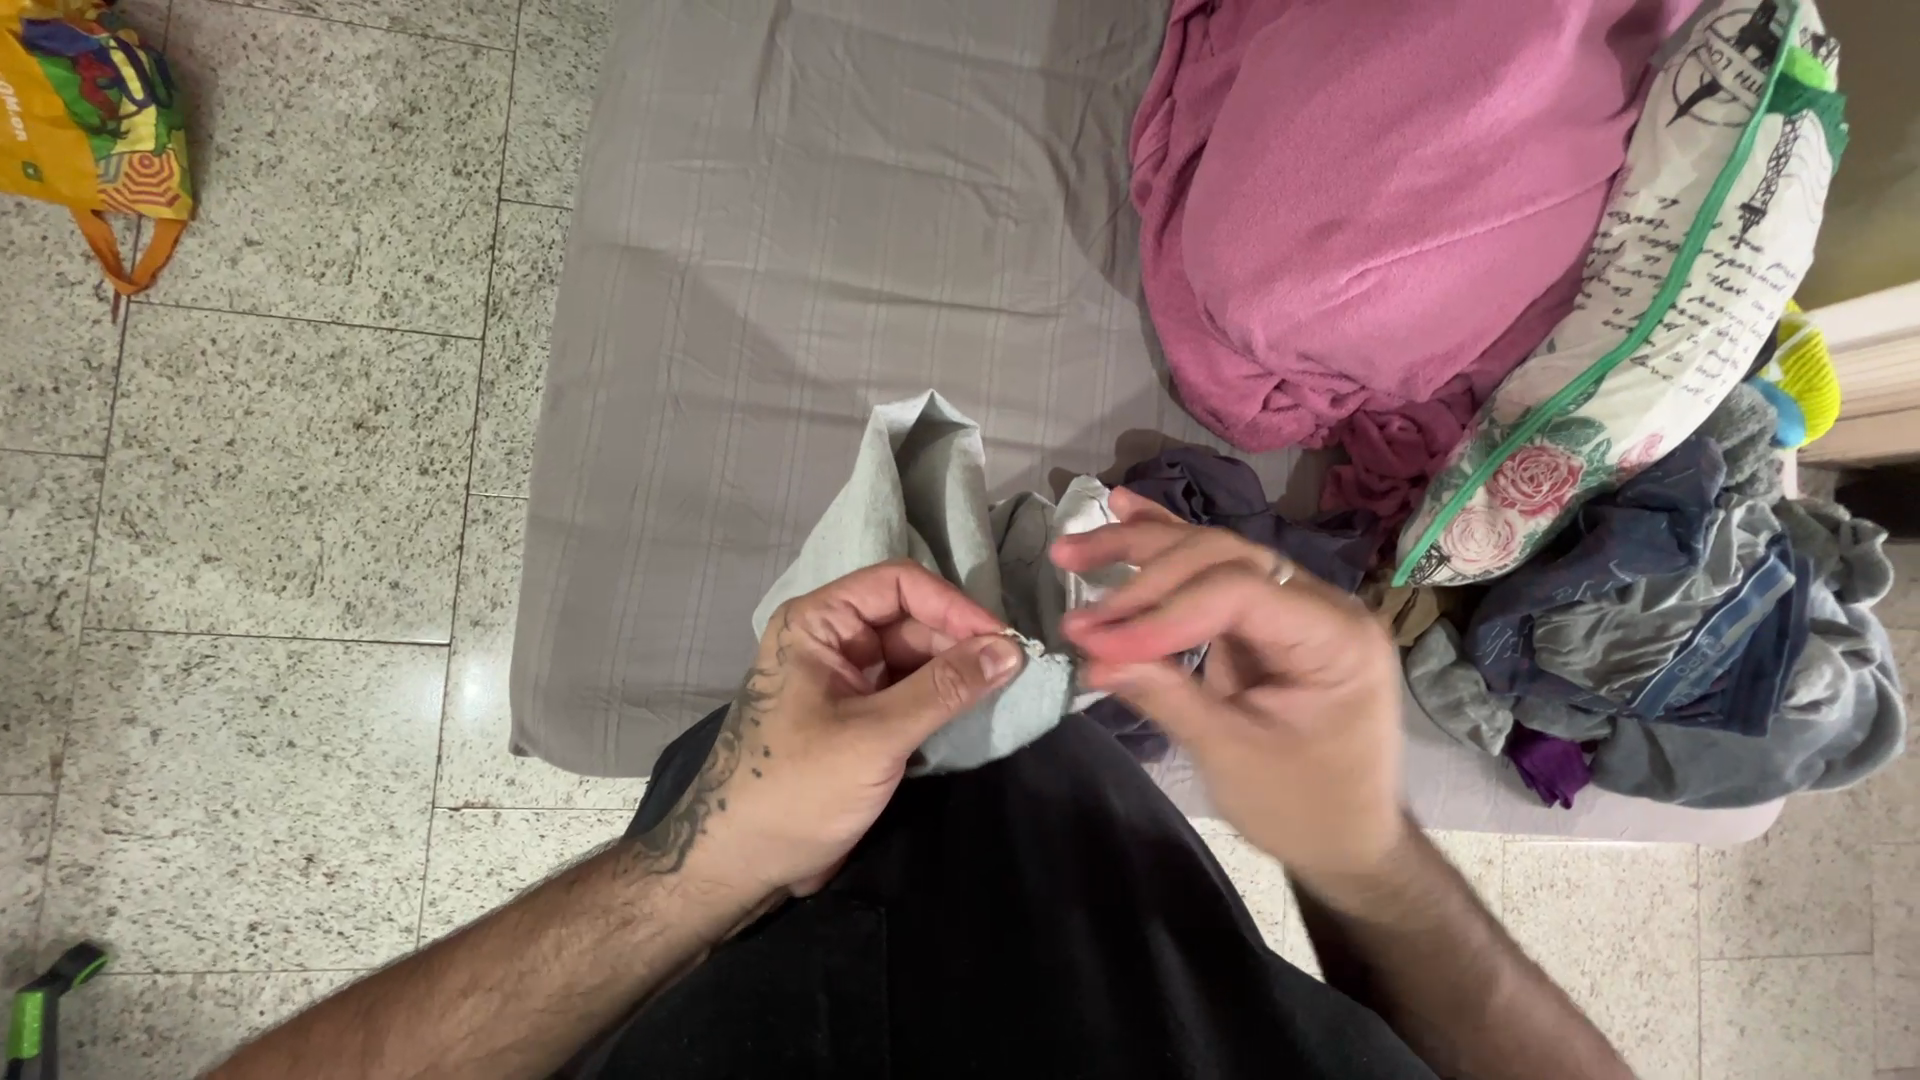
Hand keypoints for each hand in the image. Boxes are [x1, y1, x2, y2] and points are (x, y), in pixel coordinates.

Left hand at [636, 560, 1027, 900]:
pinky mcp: (859, 712)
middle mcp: (832, 638)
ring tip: (1002, 688)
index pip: (898, 586)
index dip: (953, 605)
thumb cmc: (797, 788)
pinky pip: (909, 687)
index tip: (1002, 639)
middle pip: (910, 618)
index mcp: (818, 623)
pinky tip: (975, 706)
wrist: (743, 862)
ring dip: (955, 669)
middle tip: (1012, 670)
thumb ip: (945, 689)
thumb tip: (1012, 650)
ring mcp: (846, 676)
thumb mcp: (876, 736)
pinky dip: (941, 695)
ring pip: (914, 654)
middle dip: (959, 639)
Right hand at [1051, 489, 1408, 894]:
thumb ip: (1166, 696)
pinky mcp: (1262, 612)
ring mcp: (1291, 601)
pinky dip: (1163, 543)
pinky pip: (1209, 568)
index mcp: (1334, 638)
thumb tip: (1090, 656)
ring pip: (1208, 552)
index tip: (1094, 642)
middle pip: (1220, 556)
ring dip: (1138, 548)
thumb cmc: (1304, 807)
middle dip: (1142, 575)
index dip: (1159, 613)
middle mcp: (1318, 602)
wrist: (1346, 835)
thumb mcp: (1232, 757)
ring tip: (1073, 549)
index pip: (1237, 593)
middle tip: (1077, 608)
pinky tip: (1124, 510)